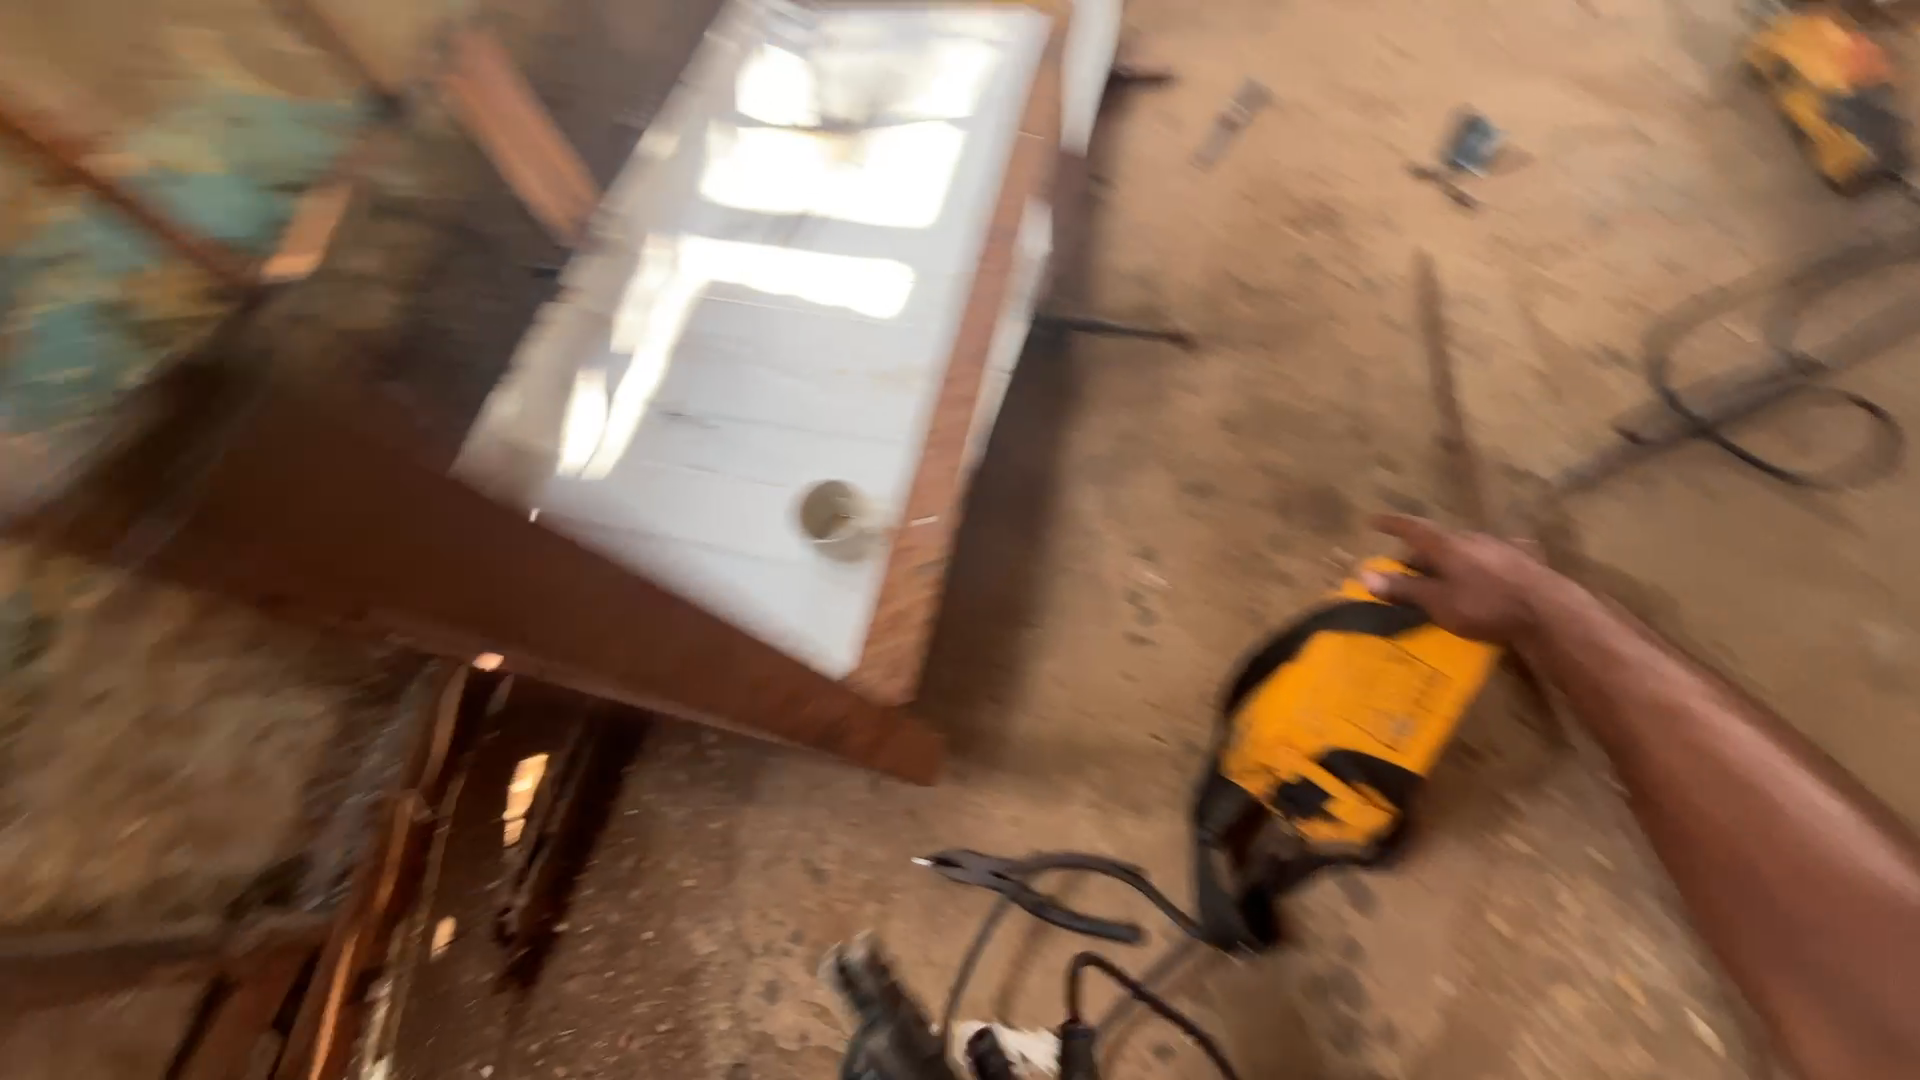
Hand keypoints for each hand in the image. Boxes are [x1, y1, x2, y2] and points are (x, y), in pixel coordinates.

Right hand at [1358, 515, 1563, 644]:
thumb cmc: (1485, 606)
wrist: (1551, 614)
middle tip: (1407, 567)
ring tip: (1442, 573)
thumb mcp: (1437, 602)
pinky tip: (1486, 569)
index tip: (1373, 521)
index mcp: (1447, 545)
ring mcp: (1501, 547)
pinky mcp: (1524, 561)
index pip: (1412, 527)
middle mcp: (1472, 538)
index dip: (1391, 524)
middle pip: (1438, 540)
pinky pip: (1492, 558)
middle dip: (1420, 552)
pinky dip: (1479, 564)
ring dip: (1449, 559)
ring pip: (1465, 548)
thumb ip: (1402, 588)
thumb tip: (1363, 575)